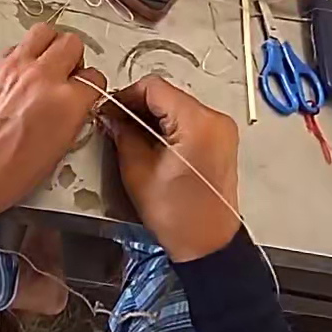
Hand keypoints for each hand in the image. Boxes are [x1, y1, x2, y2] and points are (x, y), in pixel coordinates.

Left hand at [0, 23, 106, 214]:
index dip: (91, 85)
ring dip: (49, 46)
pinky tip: (17, 78)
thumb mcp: (63, 144)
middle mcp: (42, 76)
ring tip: (44, 64)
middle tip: (68, 71)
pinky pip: (14, 49)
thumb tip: (77, 97)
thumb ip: (75, 111)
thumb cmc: (15, 168)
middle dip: (74, 57)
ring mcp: (14, 68)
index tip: (85, 90)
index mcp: (66, 100)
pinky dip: (21, 59)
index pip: (94, 76)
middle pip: (71, 42)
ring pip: (43, 32)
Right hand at [100, 75, 239, 261]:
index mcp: (197, 123)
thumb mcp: (139, 172)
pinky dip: (169, 125)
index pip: (154, 87)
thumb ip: (123, 134)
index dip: (126, 95)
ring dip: (153, 116)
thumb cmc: (178, 215)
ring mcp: (221, 129)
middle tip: (115, 124)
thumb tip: (113, 116)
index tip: (109, 111)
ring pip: (178, 106)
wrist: (209, 244)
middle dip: (138, 106)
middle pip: (168, 94)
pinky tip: (152, 143)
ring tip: (131, 136)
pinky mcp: (221, 140)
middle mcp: (215, 119)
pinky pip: (189, 120)